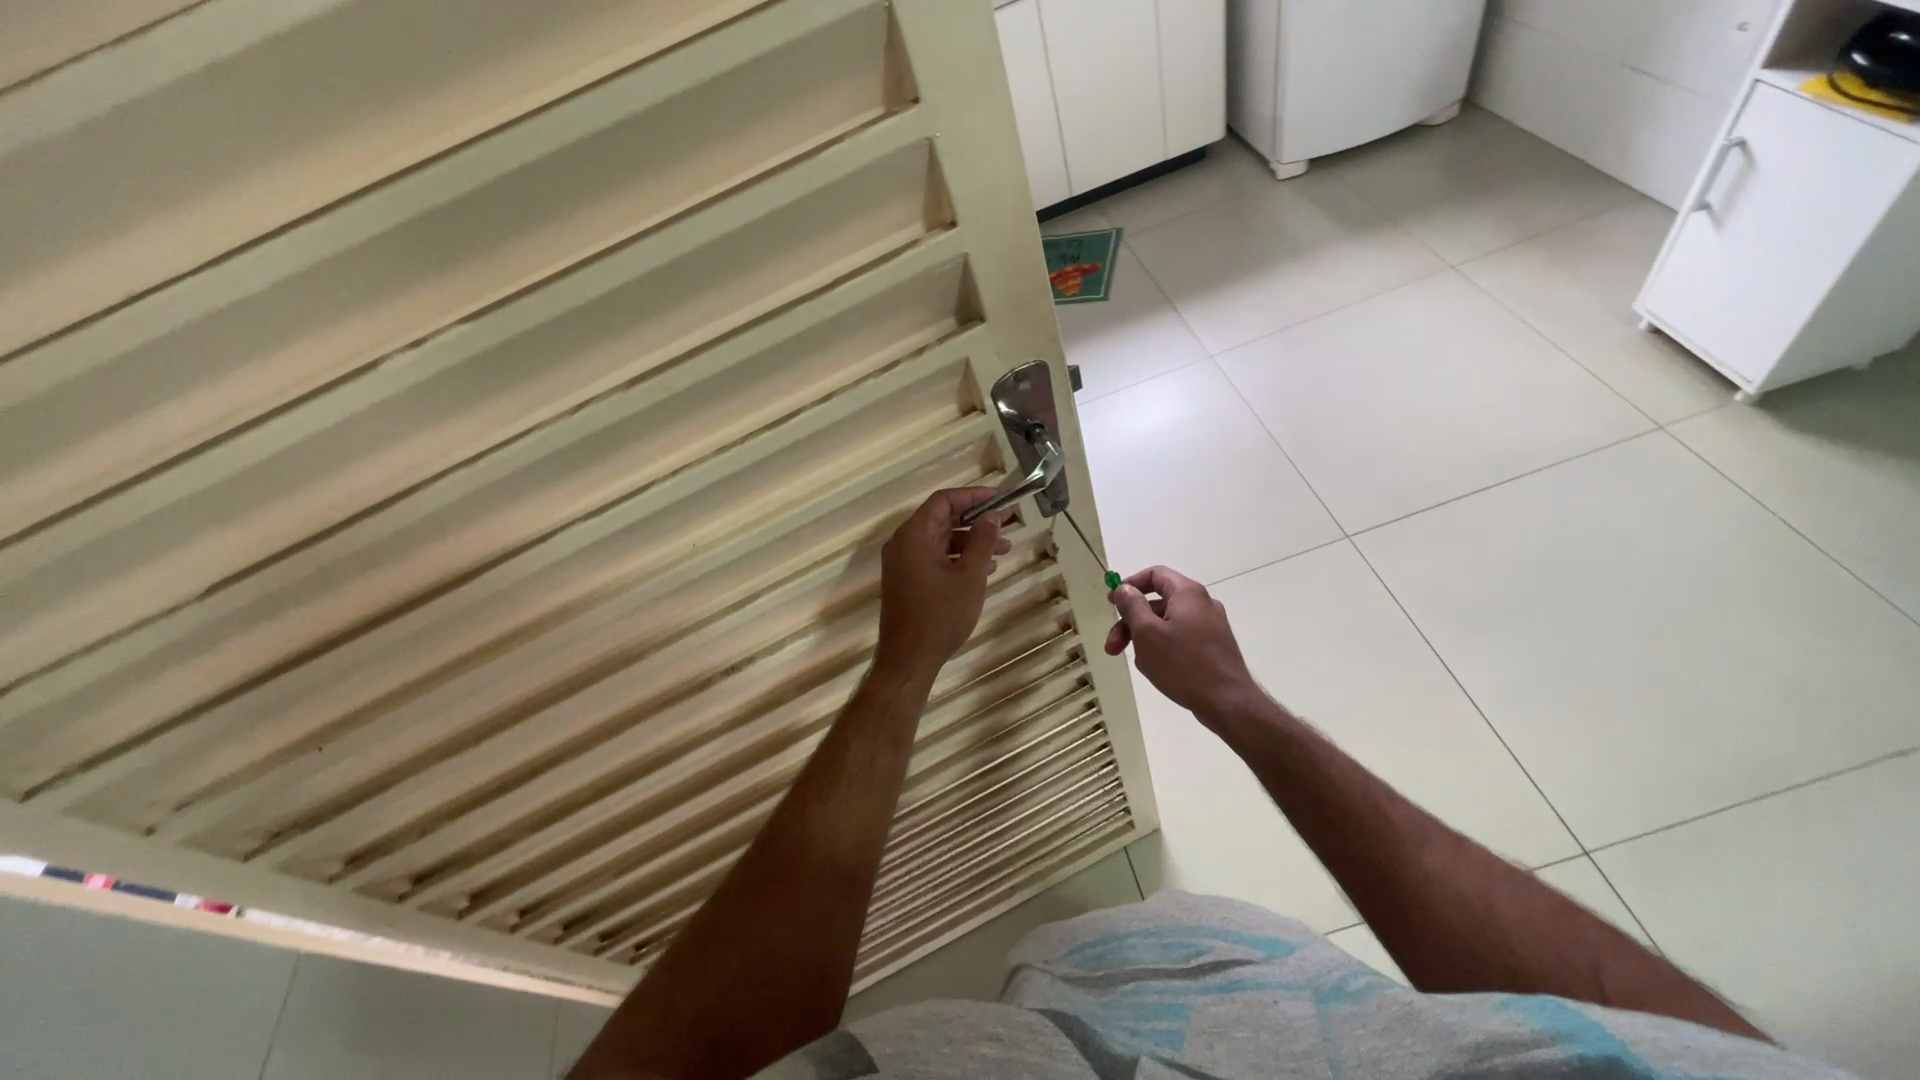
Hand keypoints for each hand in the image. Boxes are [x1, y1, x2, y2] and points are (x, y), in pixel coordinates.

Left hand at [873, 488, 1012, 682]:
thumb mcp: (969, 576)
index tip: (1001, 499)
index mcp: (913, 535)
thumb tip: (992, 516)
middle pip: (942, 519)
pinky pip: (935, 558)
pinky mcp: (907, 582)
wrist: (909, 659)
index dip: (973, 496)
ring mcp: (903, 564)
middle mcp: (903, 544)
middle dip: (976, 520)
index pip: (944, 501)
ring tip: (1004, 549)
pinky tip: (985, 569)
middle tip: (1007, 523)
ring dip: (971, 542)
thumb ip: (982, 541)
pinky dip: (958, 558)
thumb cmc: (940, 615)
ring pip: (941, 541)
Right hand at [1104, 566, 1258, 723]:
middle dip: (1130, 622)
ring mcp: (1210, 626)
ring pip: (1167, 624)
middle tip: (1113, 647)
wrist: (1228, 702)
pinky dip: (1164, 648)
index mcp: (1187, 593)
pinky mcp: (1213, 647)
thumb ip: (1132, 606)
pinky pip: (1180, 639)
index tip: (1111, 603)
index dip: (1130, 585)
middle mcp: (1202, 604)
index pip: (1155, 575)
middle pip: (1157, 603)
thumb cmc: (1183, 664)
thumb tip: (1124, 588)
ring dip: (1145, 639)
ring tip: (1141, 665)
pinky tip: (1158, 671)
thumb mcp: (1147, 633)